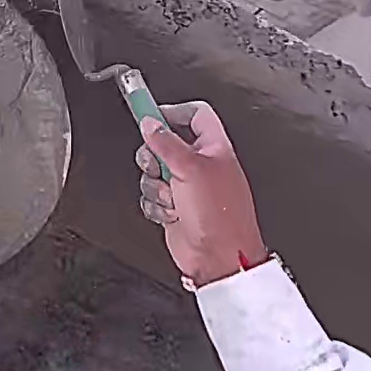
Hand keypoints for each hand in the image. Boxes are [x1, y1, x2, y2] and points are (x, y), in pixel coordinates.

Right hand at [135, 102, 266, 286]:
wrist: (219, 259)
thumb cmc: (220, 217)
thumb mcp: (190, 168)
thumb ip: (166, 142)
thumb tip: (150, 123)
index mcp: (214, 148)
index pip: (194, 114)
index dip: (172, 111)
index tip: (150, 115)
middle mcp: (200, 164)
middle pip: (164, 142)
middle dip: (153, 156)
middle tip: (157, 165)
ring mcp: (186, 186)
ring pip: (153, 170)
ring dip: (155, 186)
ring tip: (172, 197)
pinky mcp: (174, 205)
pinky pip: (151, 194)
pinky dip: (156, 204)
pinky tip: (171, 212)